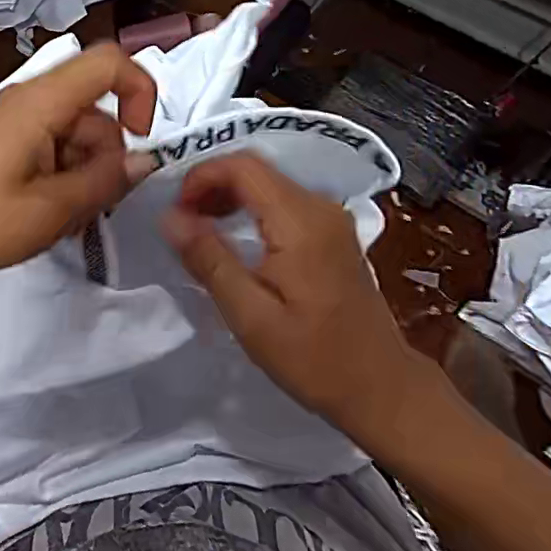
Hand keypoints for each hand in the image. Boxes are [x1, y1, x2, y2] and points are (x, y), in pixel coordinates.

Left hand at [0, 43, 157, 298]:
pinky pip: (54, 145)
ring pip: (78, 132)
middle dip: (108, 154)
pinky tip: (49, 211)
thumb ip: (106, 181)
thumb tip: (145, 160)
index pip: (109, 63)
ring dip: (86, 171)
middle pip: (96, 109)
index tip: (142, 139)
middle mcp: (29, 100)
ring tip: (65, 216)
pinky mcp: (5, 140)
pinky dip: (64, 174)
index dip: (140, 91)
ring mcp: (15, 120)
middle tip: (95, 203)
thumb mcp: (51, 210)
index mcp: (40, 103)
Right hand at [160, 152, 431, 440]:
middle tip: (183, 224)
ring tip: (202, 231)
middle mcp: (320, 205)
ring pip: (271, 183)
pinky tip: (238, 239)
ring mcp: (332, 217)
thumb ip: (209, 260)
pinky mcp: (335, 232)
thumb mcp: (251, 317)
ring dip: (232, 196)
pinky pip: (287, 202)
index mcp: (300, 220)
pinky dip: (255, 209)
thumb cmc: (314, 358)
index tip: (176, 212)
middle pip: (257, 169)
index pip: (243, 166)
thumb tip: (171, 218)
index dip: (202, 176)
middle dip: (213, 185)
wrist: (380, 384)